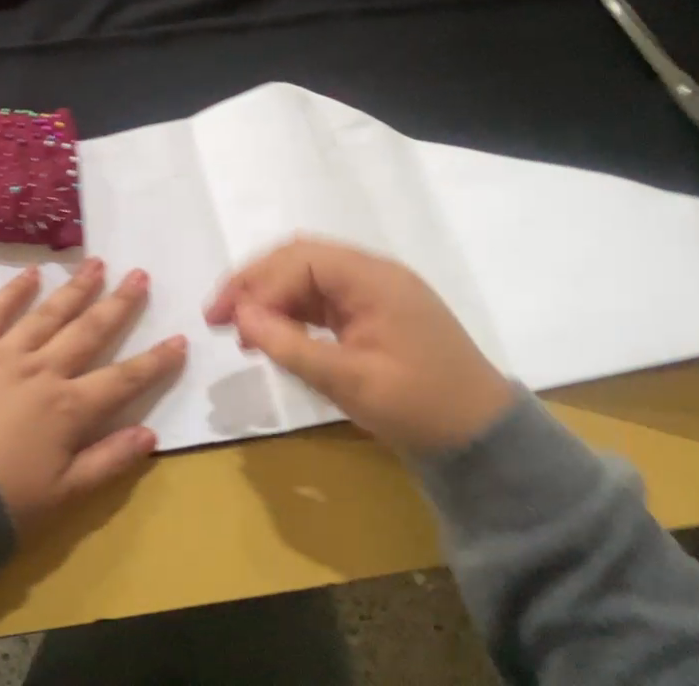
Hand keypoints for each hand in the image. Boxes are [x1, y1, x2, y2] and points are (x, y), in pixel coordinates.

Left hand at [0, 259, 186, 532]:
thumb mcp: (63, 494)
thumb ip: (108, 461)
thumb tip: (151, 434)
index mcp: (68, 409)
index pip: (123, 380)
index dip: (154, 361)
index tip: (179, 339)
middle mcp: (42, 372)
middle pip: (88, 332)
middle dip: (117, 304)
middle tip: (139, 275)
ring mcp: (3, 356)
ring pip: (47, 315)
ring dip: (74, 288)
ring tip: (96, 264)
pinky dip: (13, 292)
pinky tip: (30, 274)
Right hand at [205, 239, 513, 456]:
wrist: (483, 438)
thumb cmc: (420, 406)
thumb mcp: (350, 381)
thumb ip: (291, 345)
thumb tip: (240, 317)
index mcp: (373, 279)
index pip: (299, 261)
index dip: (257, 286)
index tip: (225, 321)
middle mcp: (372, 274)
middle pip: (298, 259)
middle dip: (253, 284)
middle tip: (215, 316)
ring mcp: (374, 293)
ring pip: (306, 277)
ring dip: (268, 297)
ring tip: (236, 328)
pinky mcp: (372, 314)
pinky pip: (321, 299)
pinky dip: (290, 312)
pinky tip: (271, 334)